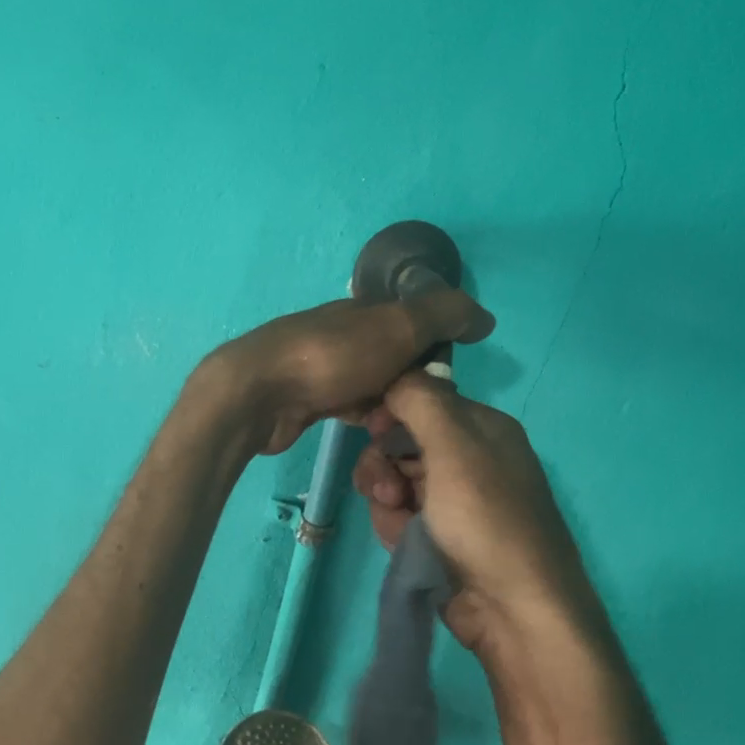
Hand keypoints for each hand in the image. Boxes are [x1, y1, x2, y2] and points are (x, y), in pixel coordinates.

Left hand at [193, 291, 493, 454]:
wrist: (258, 392)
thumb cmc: (333, 357)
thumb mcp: (398, 326)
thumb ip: (444, 315)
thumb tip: (485, 317)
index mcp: (360, 310)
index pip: (412, 322)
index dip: (435, 347)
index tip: (449, 379)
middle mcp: (339, 334)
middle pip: (392, 358)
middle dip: (411, 384)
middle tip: (425, 413)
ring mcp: (318, 368)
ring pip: (370, 386)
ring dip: (387, 405)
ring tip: (399, 430)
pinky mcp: (302, 400)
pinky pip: (346, 407)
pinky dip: (361, 417)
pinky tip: (370, 434)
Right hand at [351, 374, 602, 655]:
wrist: (514, 610)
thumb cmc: (486, 519)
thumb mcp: (454, 447)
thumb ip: (421, 400)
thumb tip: (395, 373)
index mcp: (483, 428)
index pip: (421, 399)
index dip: (389, 412)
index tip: (369, 430)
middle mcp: (470, 459)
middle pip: (401, 442)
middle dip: (383, 463)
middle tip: (386, 488)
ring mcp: (455, 501)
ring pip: (394, 481)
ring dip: (385, 498)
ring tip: (399, 523)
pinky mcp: (440, 537)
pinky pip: (401, 516)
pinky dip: (395, 527)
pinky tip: (404, 543)